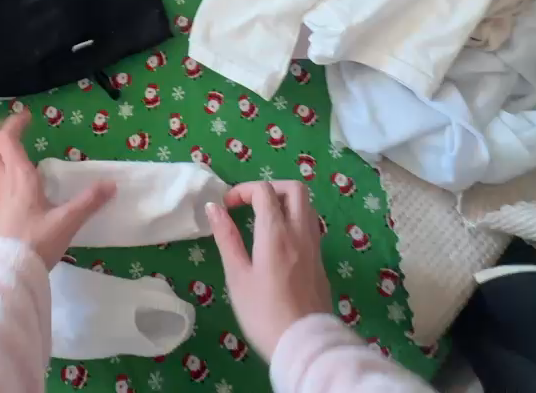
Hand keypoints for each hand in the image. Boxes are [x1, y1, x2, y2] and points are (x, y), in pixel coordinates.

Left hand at [0, 105, 114, 266]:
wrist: (7, 273)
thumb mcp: (67, 222)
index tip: (27, 117)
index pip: (8, 137)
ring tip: (0, 152)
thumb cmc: (37, 243)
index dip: (14, 122)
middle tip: (12, 130)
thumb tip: (111, 184)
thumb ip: (89, 202)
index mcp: (19, 175)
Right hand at [206, 180, 332, 360]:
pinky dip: (295, 221)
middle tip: (252, 204)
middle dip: (271, 187)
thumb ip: (226, 238)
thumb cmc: (264, 313)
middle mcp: (300, 233)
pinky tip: (280, 243)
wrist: (306, 348)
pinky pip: (311, 227)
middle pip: (295, 189)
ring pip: (306, 206)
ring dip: (285, 203)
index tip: (227, 207)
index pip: (264, 190)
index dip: (243, 190)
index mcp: (276, 232)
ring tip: (264, 220)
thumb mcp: (237, 276)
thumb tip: (213, 208)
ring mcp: (315, 247)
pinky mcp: (321, 263)